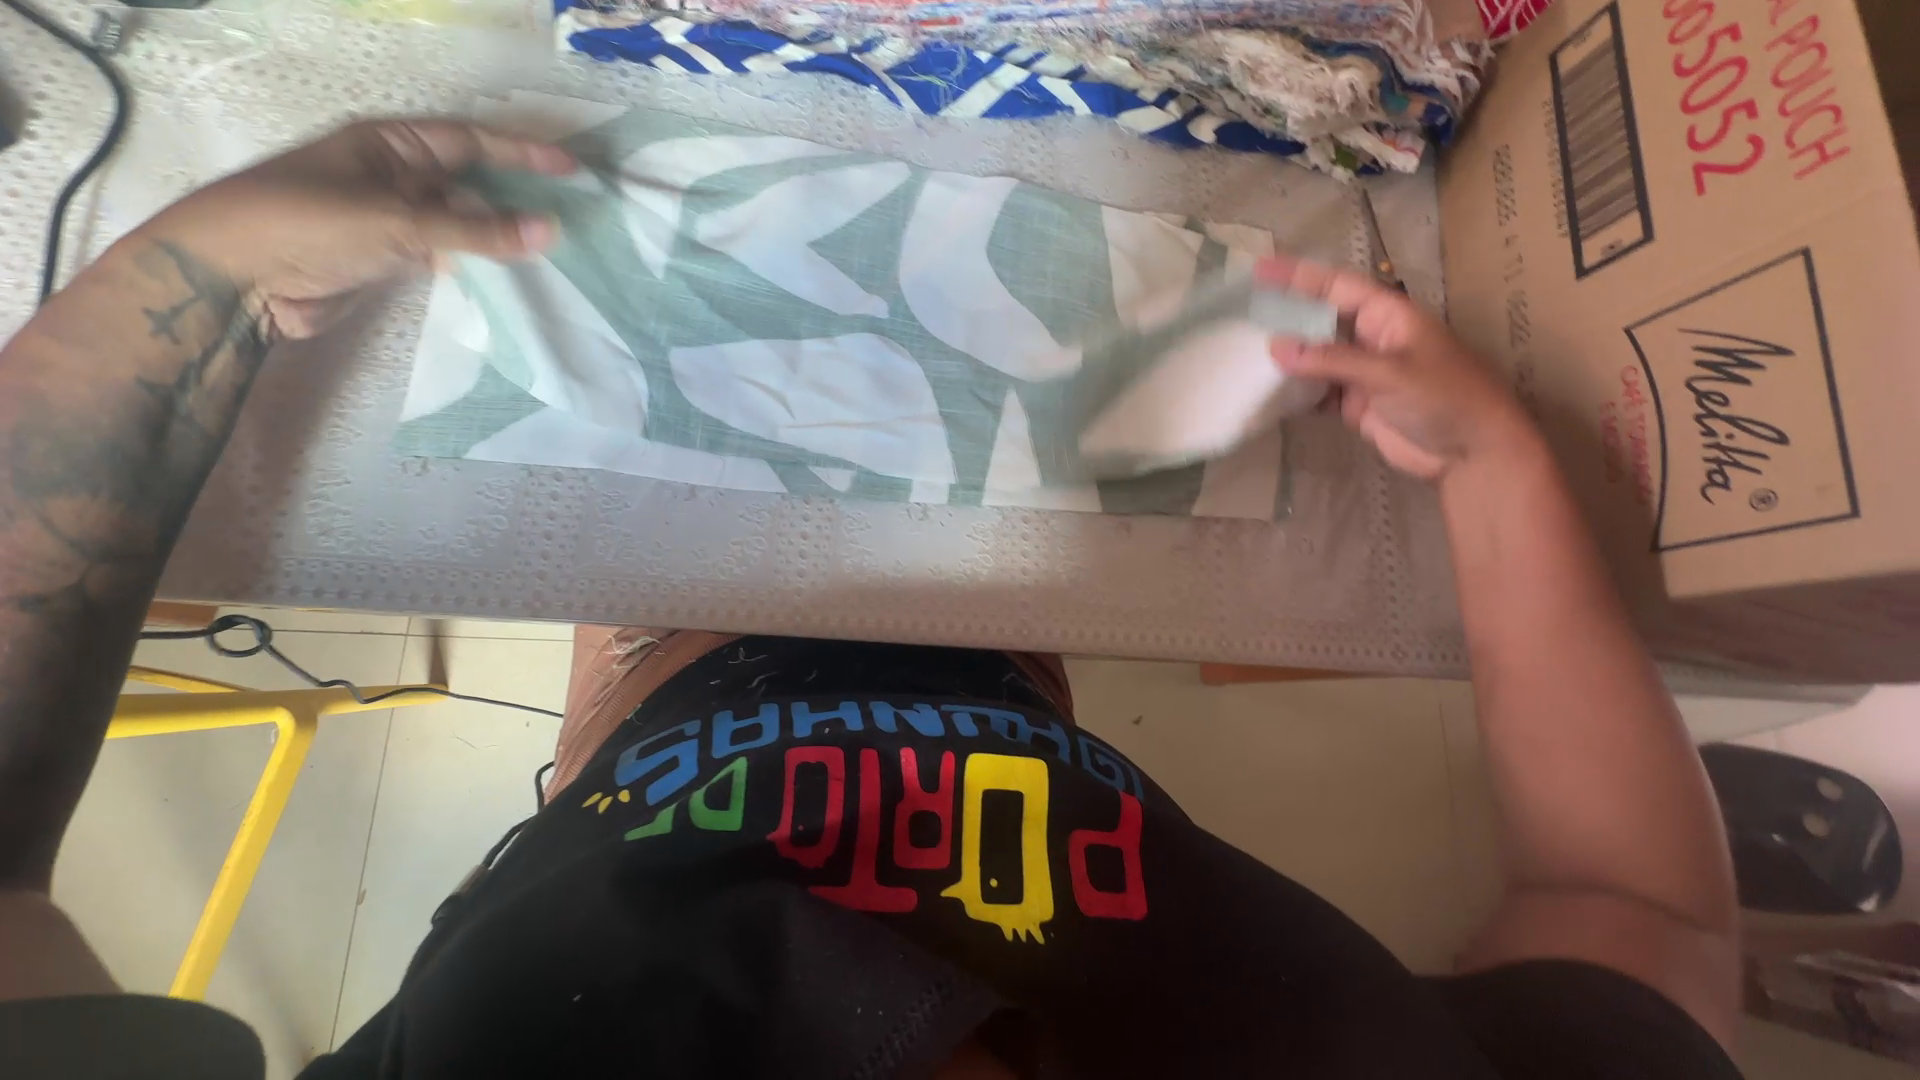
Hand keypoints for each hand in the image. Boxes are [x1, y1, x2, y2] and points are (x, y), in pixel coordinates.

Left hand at [137, 119, 576, 341]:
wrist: (237, 279)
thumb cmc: (307, 226)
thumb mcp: (398, 223)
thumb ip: (478, 232)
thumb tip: (553, 230)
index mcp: (389, 144)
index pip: (470, 142)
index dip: (522, 154)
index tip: (571, 170)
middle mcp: (396, 174)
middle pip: (472, 180)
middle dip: (518, 194)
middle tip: (571, 211)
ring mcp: (395, 216)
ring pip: (464, 220)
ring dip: (501, 233)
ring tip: (550, 248)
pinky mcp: (392, 254)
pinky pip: (451, 252)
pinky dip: (480, 261)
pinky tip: (509, 275)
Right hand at [1261, 256, 1538, 483]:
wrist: (1471, 452)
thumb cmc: (1445, 398)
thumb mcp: (1389, 372)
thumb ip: (1330, 359)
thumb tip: (1275, 347)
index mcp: (1387, 315)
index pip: (1335, 286)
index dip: (1297, 277)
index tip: (1259, 271)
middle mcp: (1371, 338)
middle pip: (1319, 320)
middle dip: (1283, 317)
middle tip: (1240, 315)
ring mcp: (1362, 372)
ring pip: (1314, 358)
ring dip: (1285, 359)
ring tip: (1242, 354)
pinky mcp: (1355, 404)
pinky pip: (1316, 392)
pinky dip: (1293, 394)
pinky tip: (1266, 393)